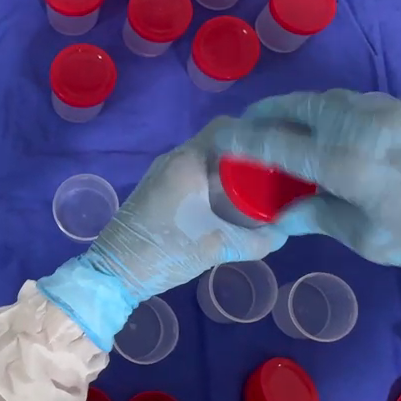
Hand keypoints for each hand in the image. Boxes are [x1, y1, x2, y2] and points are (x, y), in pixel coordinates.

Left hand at [39, 119, 290, 347]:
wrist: (115, 272)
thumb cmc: (167, 250)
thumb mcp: (219, 246)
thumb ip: (258, 239)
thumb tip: (286, 232)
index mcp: (188, 160)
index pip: (228, 128)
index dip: (257, 133)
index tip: (281, 149)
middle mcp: (174, 158)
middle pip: (219, 144)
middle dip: (248, 156)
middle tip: (277, 172)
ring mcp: (163, 173)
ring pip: (206, 161)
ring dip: (230, 172)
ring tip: (260, 188)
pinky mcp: (158, 190)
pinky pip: (194, 175)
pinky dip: (214, 183)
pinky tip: (232, 203)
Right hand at [211, 91, 400, 310]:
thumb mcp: (371, 240)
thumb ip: (319, 215)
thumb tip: (284, 209)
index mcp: (348, 164)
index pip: (278, 143)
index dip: (245, 140)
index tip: (223, 139)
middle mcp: (362, 126)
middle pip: (297, 106)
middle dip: (267, 114)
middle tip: (250, 127)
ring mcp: (390, 109)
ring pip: (328, 99)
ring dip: (299, 110)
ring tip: (286, 129)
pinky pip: (357, 102)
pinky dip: (332, 112)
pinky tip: (331, 132)